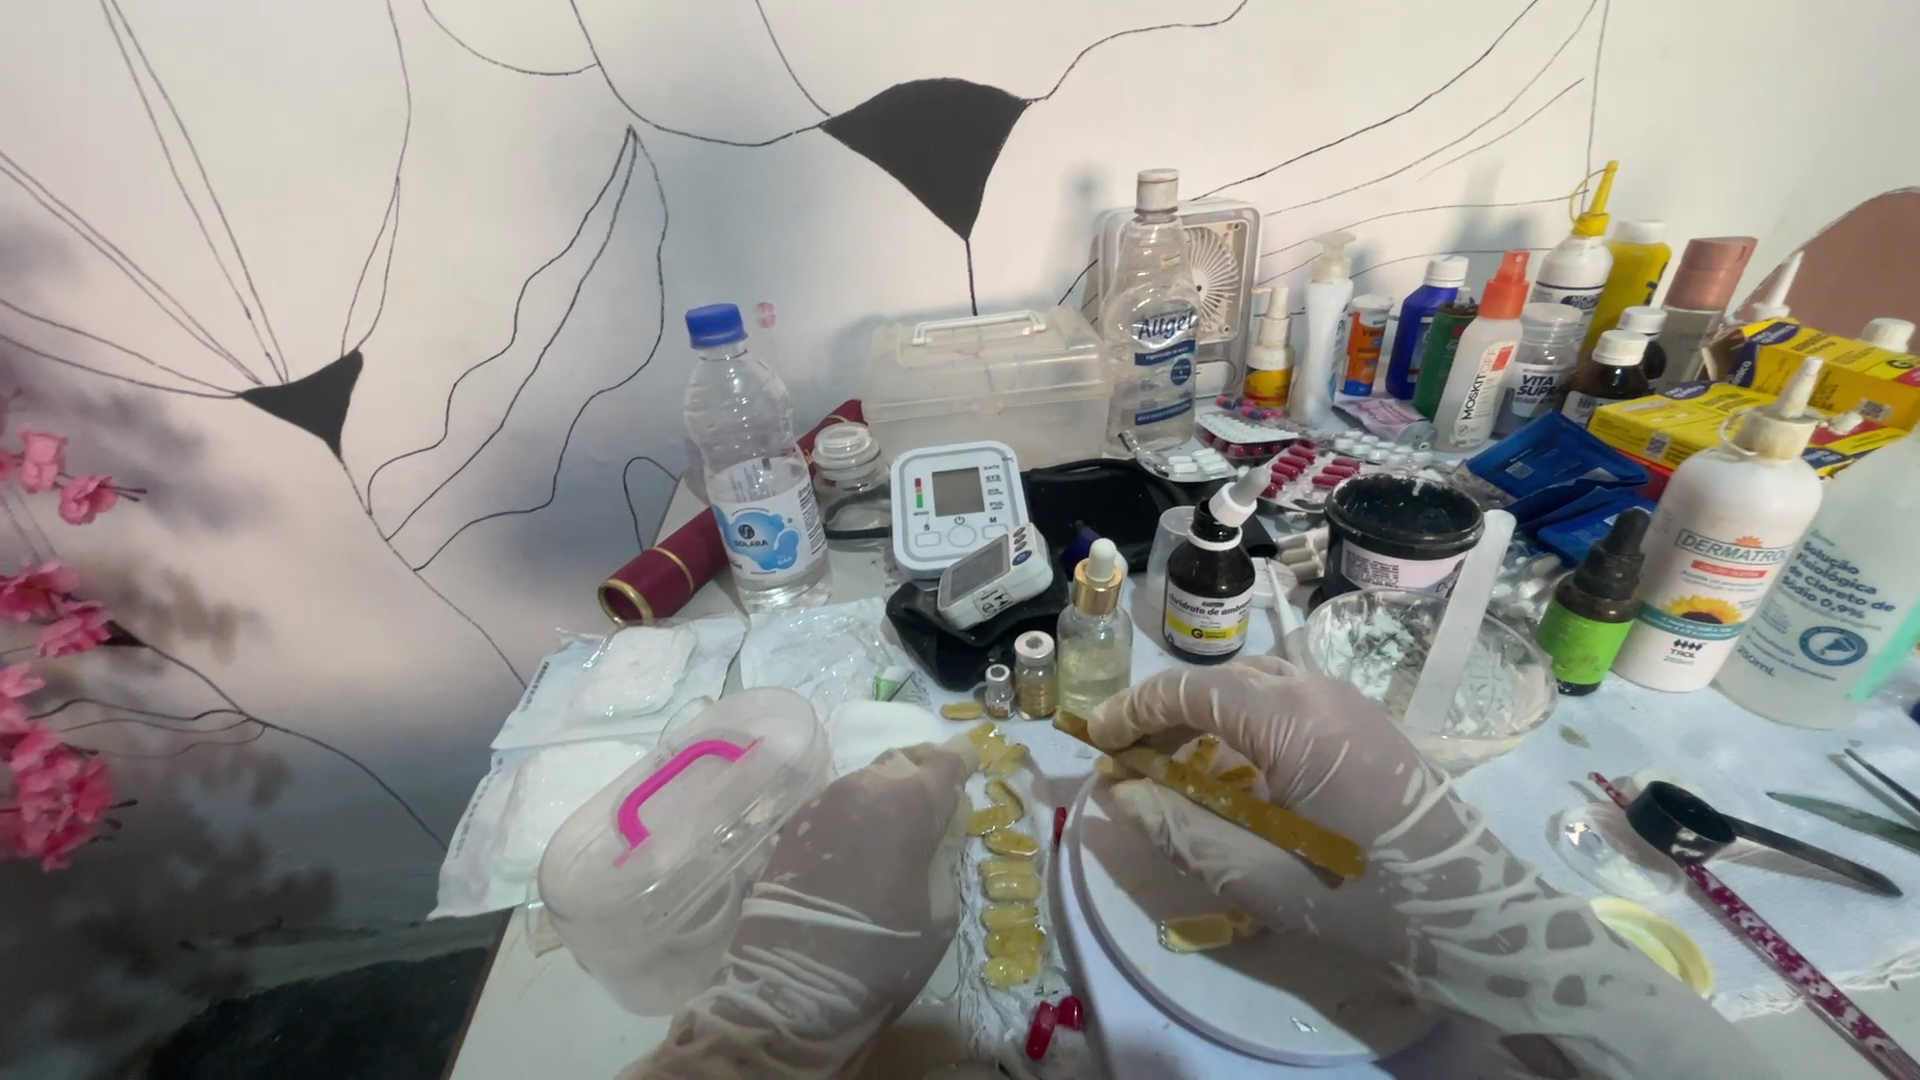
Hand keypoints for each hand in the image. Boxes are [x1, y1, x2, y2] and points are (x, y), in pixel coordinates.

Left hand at [625, 732, 977, 1079]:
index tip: (971, 759)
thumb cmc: (881, 955)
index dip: (964, 758)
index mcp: (911, 804)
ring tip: (896, 824)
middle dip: (925, 772)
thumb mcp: (939, 913)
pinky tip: (859, 843)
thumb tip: (941, 831)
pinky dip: (858, 810)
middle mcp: (867, 787)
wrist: (790, 990)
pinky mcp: (796, 821)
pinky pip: (839, 799)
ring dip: (888, 791)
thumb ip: (944, 857)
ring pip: (869, 777)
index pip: (947, 760)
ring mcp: (826, 800)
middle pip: (905, 760)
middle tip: (935, 798)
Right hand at [1089, 655, 1777, 1079]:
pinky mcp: (1364, 718)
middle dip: (1164, 709)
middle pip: (1218, 677)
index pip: (1189, 689)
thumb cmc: (1373, 908)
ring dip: (1203, 709)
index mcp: (1294, 722)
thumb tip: (1117, 792)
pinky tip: (1236, 763)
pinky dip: (1242, 715)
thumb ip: (1178, 830)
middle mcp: (1320, 691)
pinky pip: (1285, 695)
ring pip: (1251, 679)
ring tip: (1174, 756)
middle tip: (1129, 755)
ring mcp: (1349, 700)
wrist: (1494, 928)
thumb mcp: (1262, 882)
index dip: (1131, 709)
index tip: (1095, 739)